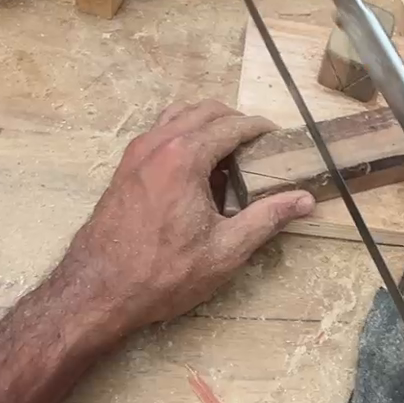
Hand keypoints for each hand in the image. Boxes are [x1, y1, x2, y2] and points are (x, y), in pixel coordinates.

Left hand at [59, 99, 314, 337]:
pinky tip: (196, 169)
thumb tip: (306, 201)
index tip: (278, 138)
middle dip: (235, 121)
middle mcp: (158, 143)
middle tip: (258, 146)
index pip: (232, 125)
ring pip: (179, 115)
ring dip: (207, 123)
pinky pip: (160, 132)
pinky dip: (184, 134)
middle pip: (205, 110)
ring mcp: (136, 152)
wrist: (97, 291)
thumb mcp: (226, 250)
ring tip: (229, 153)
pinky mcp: (124, 167)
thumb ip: (268, 218)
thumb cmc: (163, 273)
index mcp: (185, 156)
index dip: (260, 128)